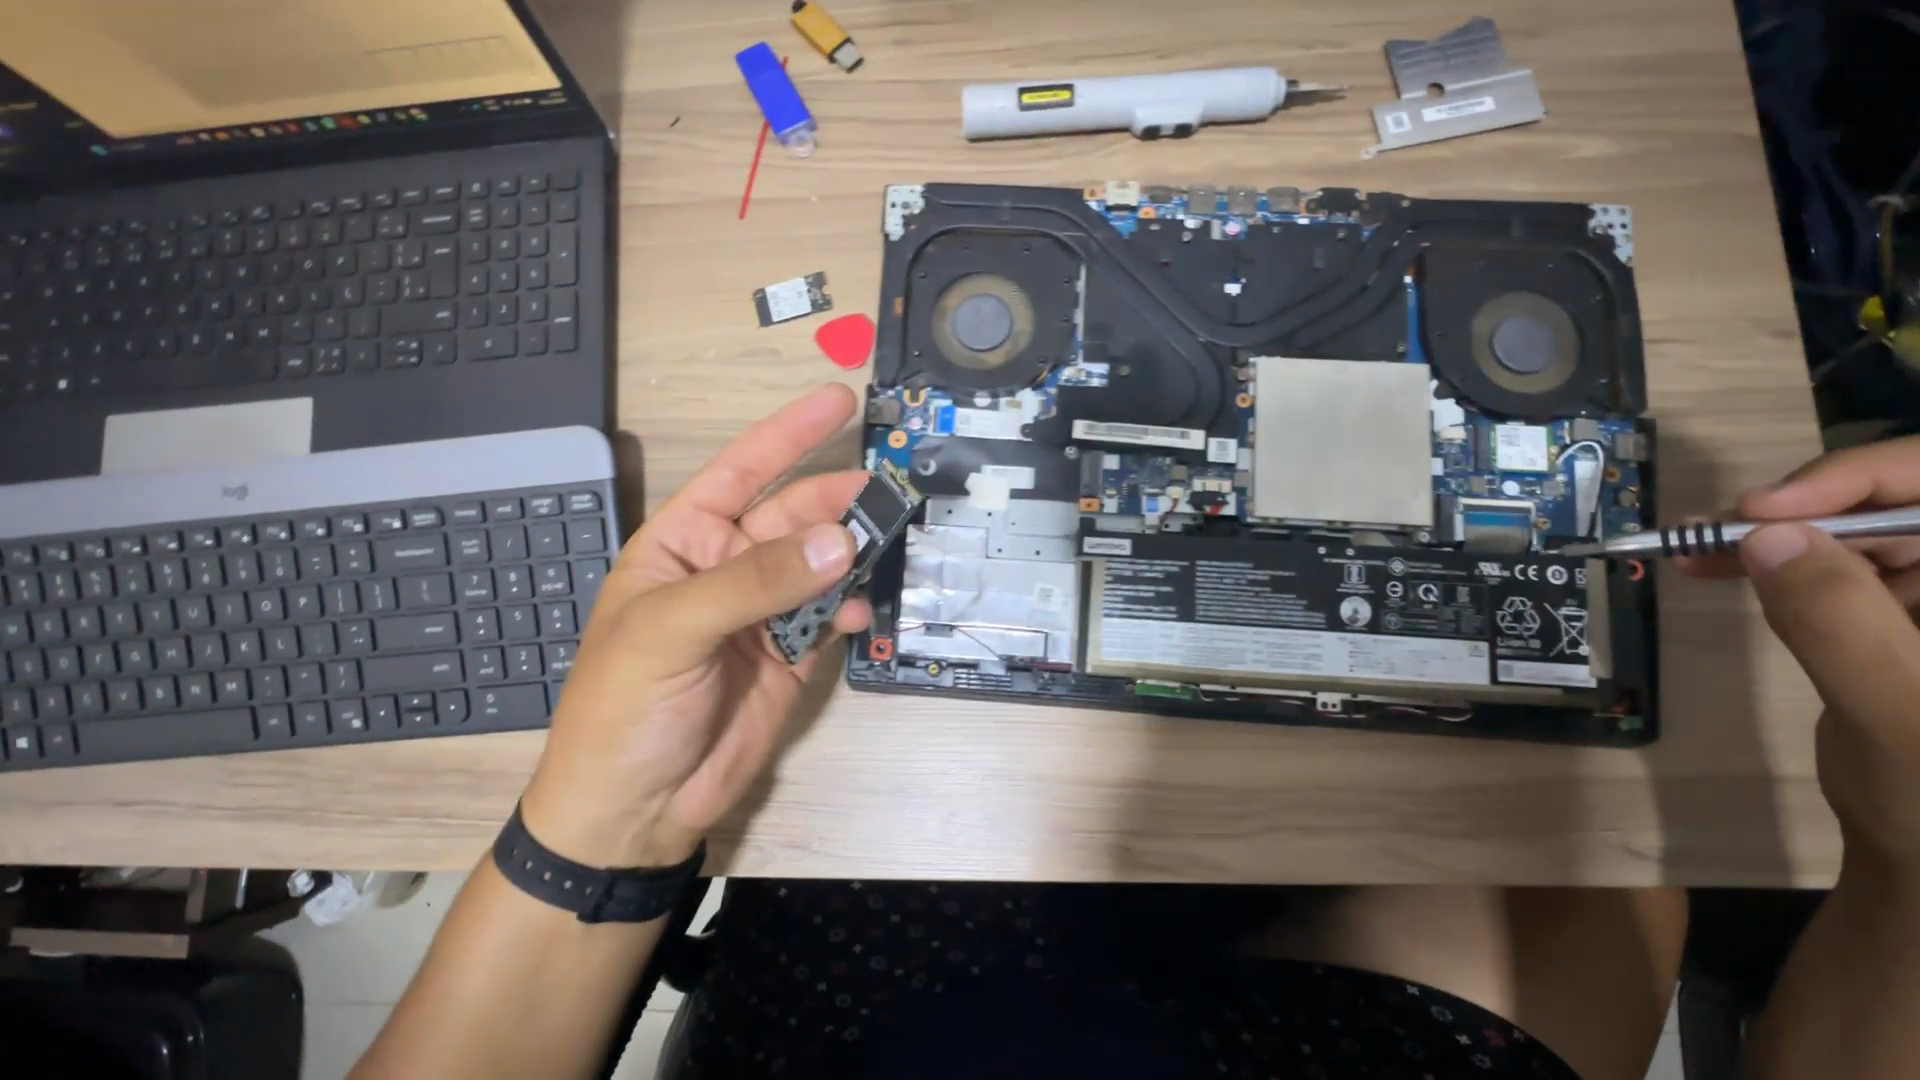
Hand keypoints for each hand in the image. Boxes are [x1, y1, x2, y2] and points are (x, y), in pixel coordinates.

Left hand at [518, 386, 873, 867]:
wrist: (636, 808)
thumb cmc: (625, 707)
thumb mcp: (673, 631)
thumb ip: (753, 582)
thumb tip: (836, 539)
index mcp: (683, 543)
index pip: (740, 471)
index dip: (788, 434)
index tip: (839, 400)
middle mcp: (727, 567)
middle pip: (793, 516)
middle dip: (836, 499)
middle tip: (886, 491)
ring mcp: (763, 613)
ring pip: (821, 563)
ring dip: (853, 552)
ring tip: (888, 544)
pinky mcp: (793, 655)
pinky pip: (831, 615)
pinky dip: (851, 607)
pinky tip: (860, 610)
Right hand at [1685, 437, 1919, 875]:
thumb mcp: (1897, 716)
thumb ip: (1842, 623)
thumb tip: (1767, 533)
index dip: (1869, 479)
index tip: (1765, 509)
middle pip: (1911, 503)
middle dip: (1813, 507)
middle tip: (1717, 529)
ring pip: (1869, 530)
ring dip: (1782, 532)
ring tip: (1697, 547)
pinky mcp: (1907, 615)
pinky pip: (1843, 565)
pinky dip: (1779, 561)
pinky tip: (1720, 566)